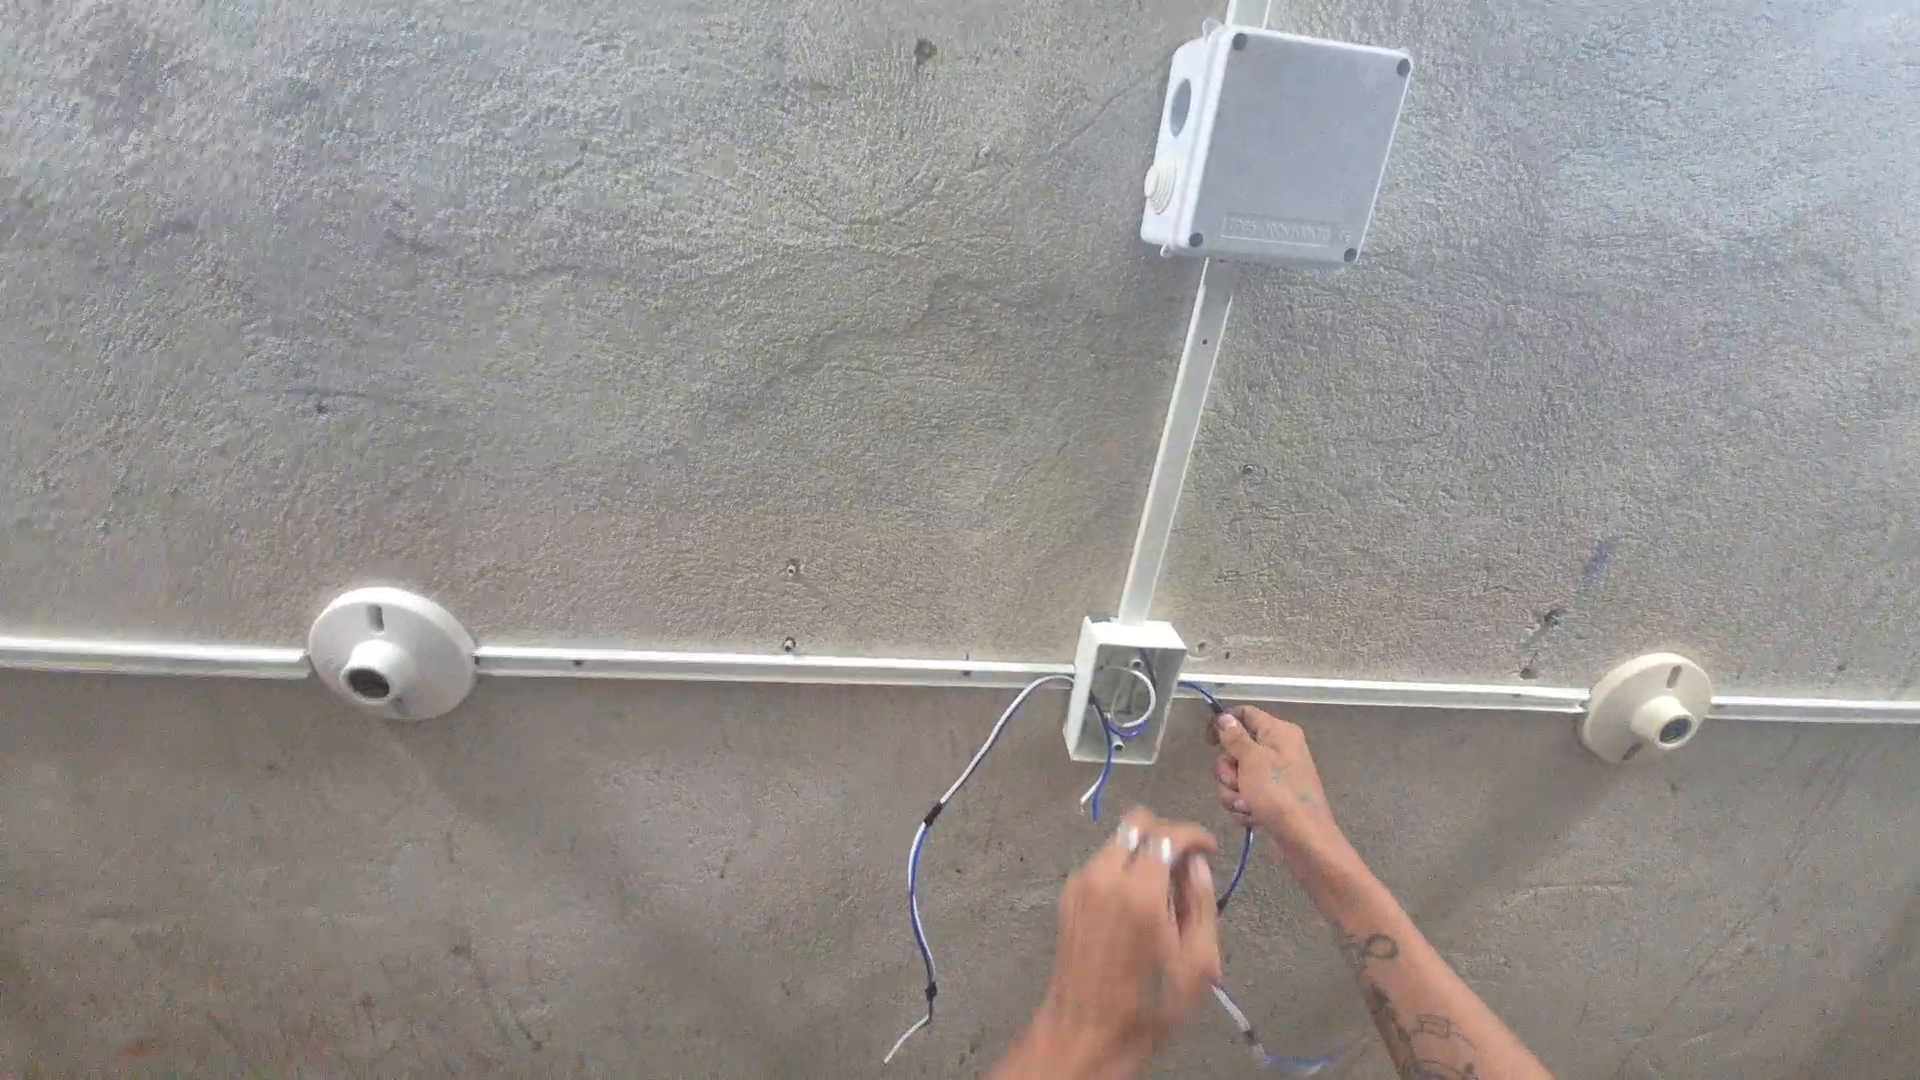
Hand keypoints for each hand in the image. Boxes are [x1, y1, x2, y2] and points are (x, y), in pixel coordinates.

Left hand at [1016, 808, 1220, 1075]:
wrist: (1086, 1031)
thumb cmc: (1150, 1006)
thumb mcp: (1198, 964)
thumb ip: (1203, 904)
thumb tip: (1198, 863)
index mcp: (1140, 893)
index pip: (1167, 834)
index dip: (1194, 834)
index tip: (1209, 849)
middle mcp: (1105, 876)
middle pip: (1136, 822)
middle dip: (1165, 834)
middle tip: (1184, 865)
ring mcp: (1081, 882)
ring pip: (1116, 839)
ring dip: (1142, 850)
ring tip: (1161, 889)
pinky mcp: (1067, 893)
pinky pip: (1100, 862)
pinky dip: (1121, 866)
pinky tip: (1133, 903)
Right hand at [1212, 706, 1344, 858]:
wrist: (1305, 841)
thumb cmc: (1279, 794)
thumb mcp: (1252, 760)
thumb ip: (1234, 737)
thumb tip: (1225, 717)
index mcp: (1279, 733)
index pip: (1245, 714)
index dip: (1224, 724)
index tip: (1209, 742)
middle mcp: (1278, 750)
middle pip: (1236, 748)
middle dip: (1228, 769)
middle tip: (1235, 781)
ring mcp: (1276, 776)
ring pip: (1237, 775)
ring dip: (1233, 791)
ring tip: (1246, 804)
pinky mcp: (1272, 798)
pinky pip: (1246, 795)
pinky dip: (1244, 806)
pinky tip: (1252, 816)